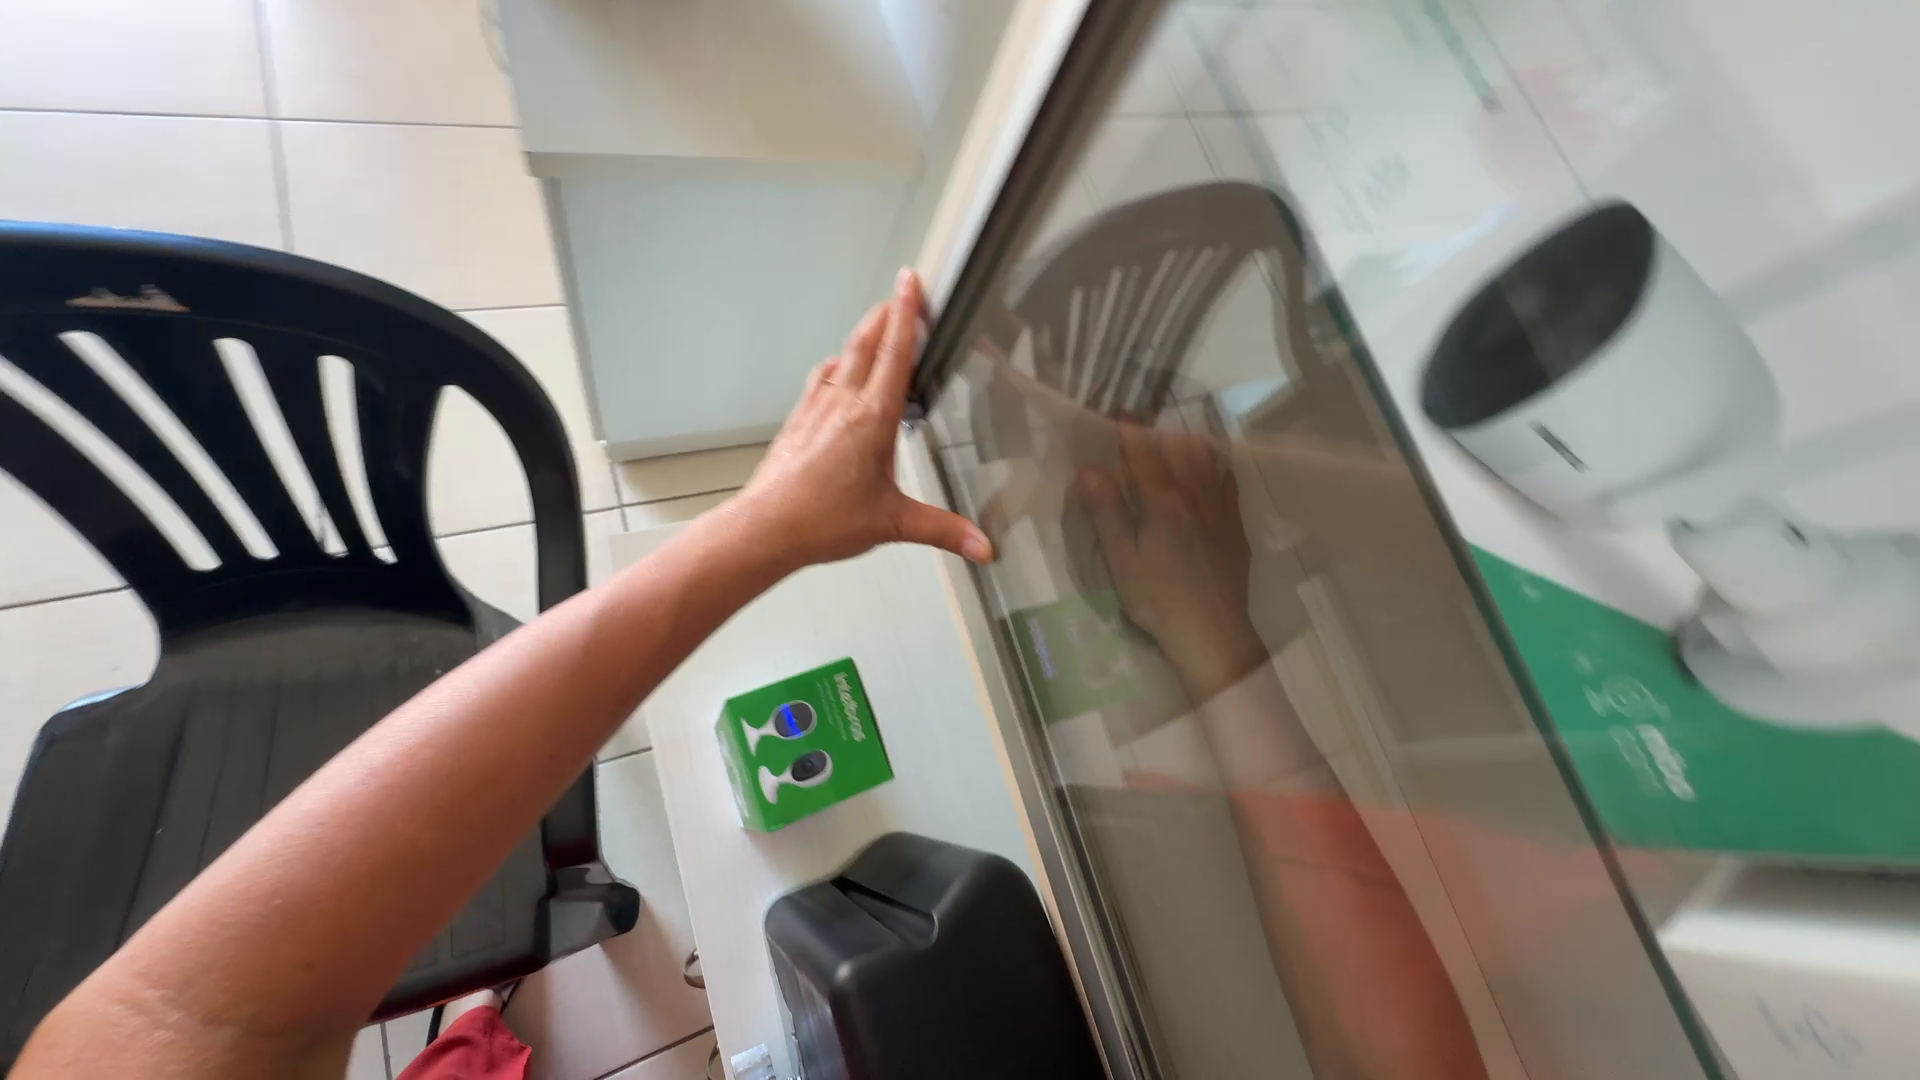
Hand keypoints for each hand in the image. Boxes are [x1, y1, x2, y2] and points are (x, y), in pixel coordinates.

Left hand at [728, 269, 993, 571]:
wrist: (765, 528)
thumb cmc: (822, 521)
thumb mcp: (893, 522)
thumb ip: (943, 530)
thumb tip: (983, 547)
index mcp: (872, 418)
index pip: (894, 352)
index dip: (906, 312)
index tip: (910, 281)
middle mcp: (842, 402)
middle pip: (865, 342)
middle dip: (886, 314)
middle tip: (901, 295)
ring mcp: (815, 408)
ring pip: (842, 356)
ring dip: (862, 336)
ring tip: (876, 329)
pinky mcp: (798, 420)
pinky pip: (821, 379)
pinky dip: (837, 366)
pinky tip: (839, 376)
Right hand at [1074, 420, 1266, 701]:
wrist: (1212, 632)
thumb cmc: (1158, 599)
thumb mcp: (1122, 560)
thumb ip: (1107, 512)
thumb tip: (1089, 470)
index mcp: (1162, 502)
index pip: (1143, 454)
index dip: (1129, 430)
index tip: (1118, 409)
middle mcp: (1194, 496)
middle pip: (1177, 450)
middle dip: (1158, 429)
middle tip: (1142, 416)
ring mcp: (1219, 511)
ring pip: (1207, 462)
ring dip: (1189, 441)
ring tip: (1176, 429)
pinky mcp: (1235, 528)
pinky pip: (1229, 485)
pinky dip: (1219, 467)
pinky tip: (1215, 464)